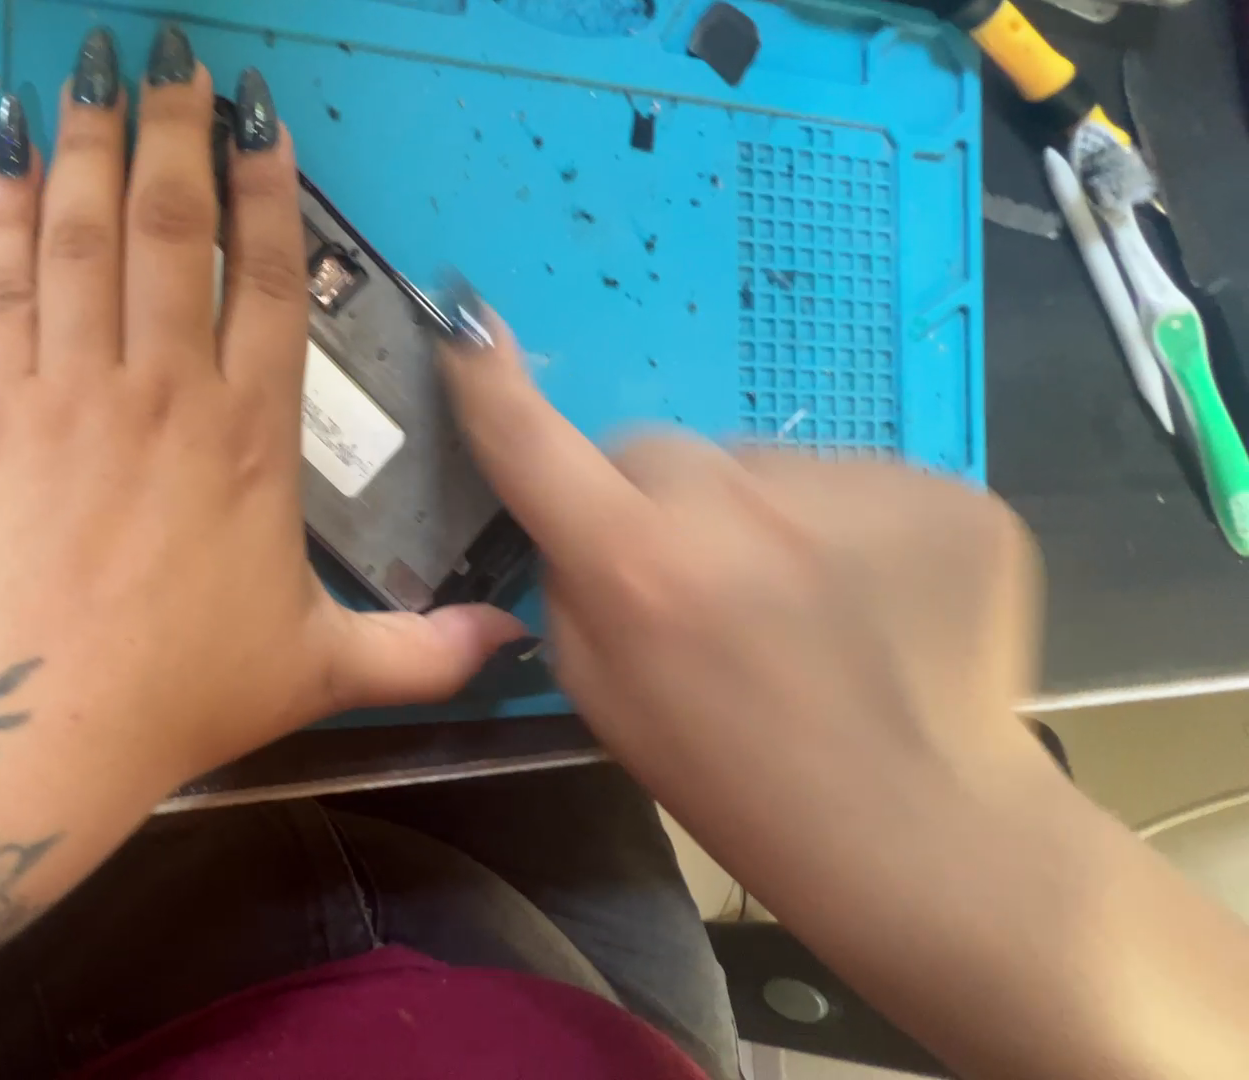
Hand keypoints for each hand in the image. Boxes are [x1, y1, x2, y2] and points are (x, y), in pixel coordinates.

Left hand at [0, 29, 522, 787]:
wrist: (35, 718)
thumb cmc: (181, 692)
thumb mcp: (320, 674)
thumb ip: (423, 654)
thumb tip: (515, 644)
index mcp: (251, 440)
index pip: (271, 285)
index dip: (268, 195)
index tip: (261, 122)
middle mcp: (165, 393)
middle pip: (173, 232)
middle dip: (173, 134)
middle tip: (170, 56)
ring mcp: (72, 392)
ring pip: (85, 239)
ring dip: (93, 147)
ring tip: (92, 71)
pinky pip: (0, 285)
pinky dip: (3, 210)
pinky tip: (8, 149)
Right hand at [433, 279, 1046, 842]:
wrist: (914, 825)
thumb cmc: (720, 771)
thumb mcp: (594, 687)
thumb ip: (566, 580)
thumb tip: (574, 513)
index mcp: (636, 566)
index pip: (534, 444)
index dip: (492, 385)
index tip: (468, 329)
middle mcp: (737, 507)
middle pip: (650, 449)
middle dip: (644, 496)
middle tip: (682, 578)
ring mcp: (854, 489)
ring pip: (748, 464)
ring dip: (742, 513)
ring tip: (784, 600)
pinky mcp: (944, 490)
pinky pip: (838, 479)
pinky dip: (827, 523)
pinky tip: (855, 594)